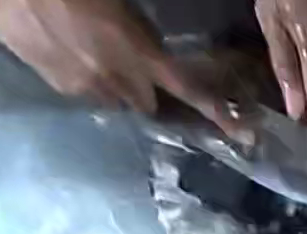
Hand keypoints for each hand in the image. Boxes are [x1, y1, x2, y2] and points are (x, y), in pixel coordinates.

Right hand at [0, 0, 248, 139]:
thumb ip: (138, 25)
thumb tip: (154, 45)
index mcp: (136, 49)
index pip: (189, 90)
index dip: (218, 113)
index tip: (245, 134)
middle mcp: (118, 79)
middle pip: (151, 103)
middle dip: (148, 89)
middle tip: (134, 61)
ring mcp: (88, 87)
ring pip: (119, 100)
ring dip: (117, 84)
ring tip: (94, 48)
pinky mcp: (61, 88)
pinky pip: (88, 93)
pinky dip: (89, 78)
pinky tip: (69, 48)